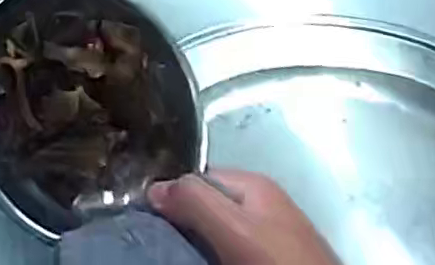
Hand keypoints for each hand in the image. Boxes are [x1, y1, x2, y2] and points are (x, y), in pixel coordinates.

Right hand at [148, 170, 340, 264]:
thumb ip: (194, 200)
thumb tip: (153, 188)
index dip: (176, 200)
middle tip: (173, 252)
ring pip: (228, 238)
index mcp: (254, 184)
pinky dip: (228, 263)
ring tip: (192, 263)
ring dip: (209, 252)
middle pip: (213, 208)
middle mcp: (268, 205)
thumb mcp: (234, 230)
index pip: (198, 179)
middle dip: (192, 228)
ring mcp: (280, 241)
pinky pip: (243, 259)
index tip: (157, 227)